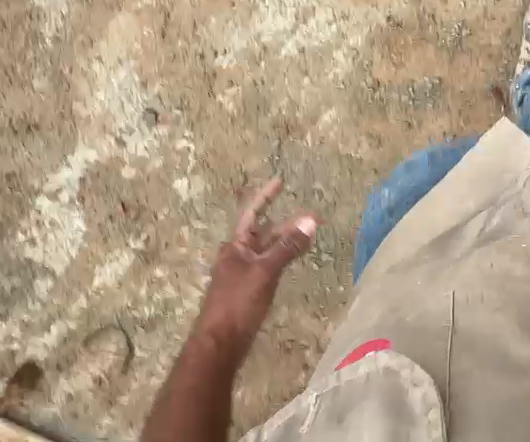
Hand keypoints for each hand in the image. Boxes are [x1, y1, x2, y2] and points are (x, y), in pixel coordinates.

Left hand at [196, 177, 317, 351]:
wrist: (217, 348)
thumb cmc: (237, 304)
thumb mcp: (264, 272)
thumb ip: (287, 247)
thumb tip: (311, 220)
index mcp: (235, 247)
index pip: (252, 214)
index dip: (266, 196)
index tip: (280, 180)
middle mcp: (237, 258)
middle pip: (263, 233)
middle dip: (286, 223)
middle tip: (310, 217)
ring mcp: (241, 277)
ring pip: (267, 252)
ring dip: (285, 242)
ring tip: (307, 236)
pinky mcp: (247, 295)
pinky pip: (268, 268)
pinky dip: (282, 260)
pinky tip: (292, 263)